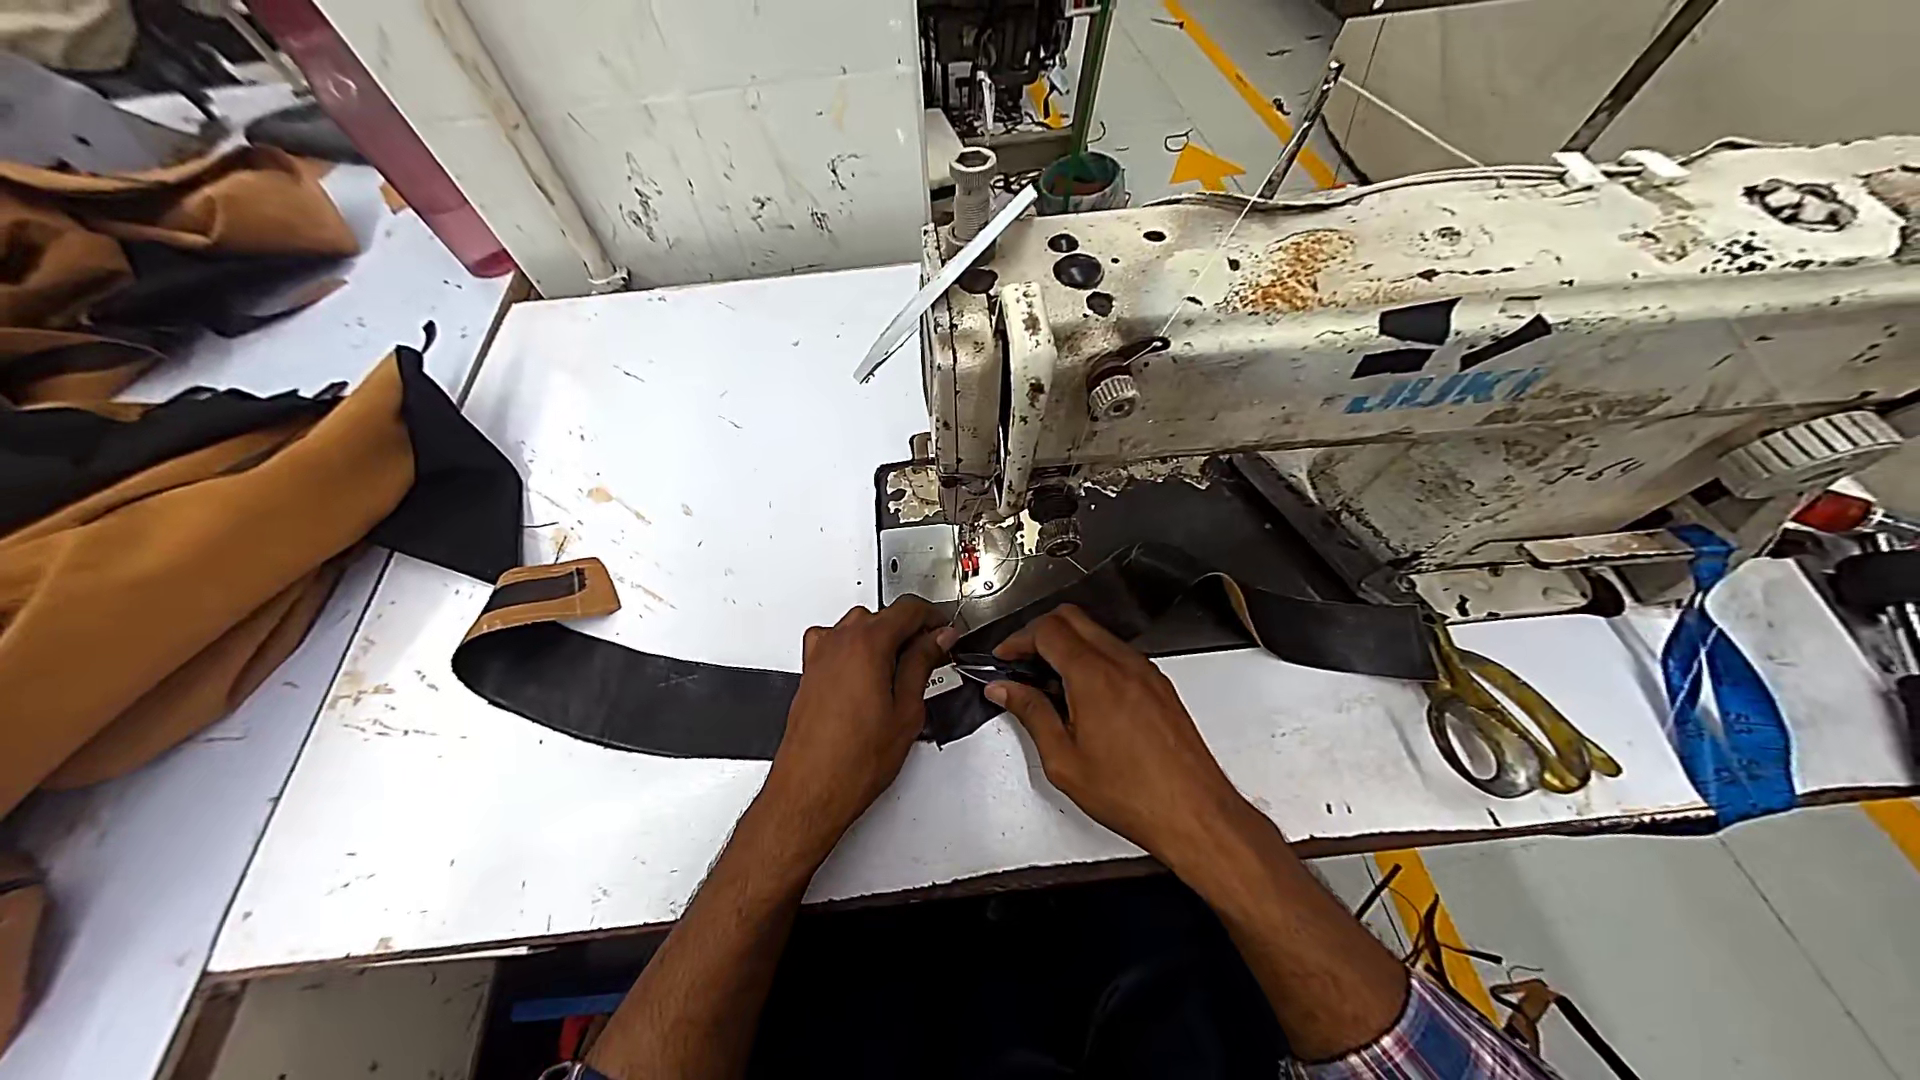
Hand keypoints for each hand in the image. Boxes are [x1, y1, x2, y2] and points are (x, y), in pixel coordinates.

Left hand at [763, 598, 956, 846]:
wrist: (811, 790)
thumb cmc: (852, 761)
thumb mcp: (907, 710)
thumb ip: (923, 664)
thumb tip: (936, 640)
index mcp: (867, 644)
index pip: (908, 609)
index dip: (934, 618)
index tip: (944, 631)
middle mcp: (839, 642)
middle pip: (884, 615)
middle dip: (911, 629)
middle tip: (932, 652)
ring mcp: (820, 655)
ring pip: (859, 626)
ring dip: (883, 637)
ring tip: (903, 668)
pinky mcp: (810, 671)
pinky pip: (836, 643)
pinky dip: (856, 648)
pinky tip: (870, 672)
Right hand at [988, 604, 1252, 863]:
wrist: (1194, 812)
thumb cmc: (1137, 794)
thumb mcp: (1064, 760)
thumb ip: (1031, 714)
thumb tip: (1007, 690)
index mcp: (1095, 677)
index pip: (1047, 630)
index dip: (1017, 639)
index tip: (1005, 656)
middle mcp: (1123, 664)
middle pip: (1071, 617)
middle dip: (1038, 632)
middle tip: (1020, 660)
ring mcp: (1144, 670)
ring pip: (1095, 631)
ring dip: (1066, 643)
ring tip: (1047, 681)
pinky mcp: (1157, 683)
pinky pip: (1117, 651)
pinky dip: (1091, 657)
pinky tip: (1080, 692)